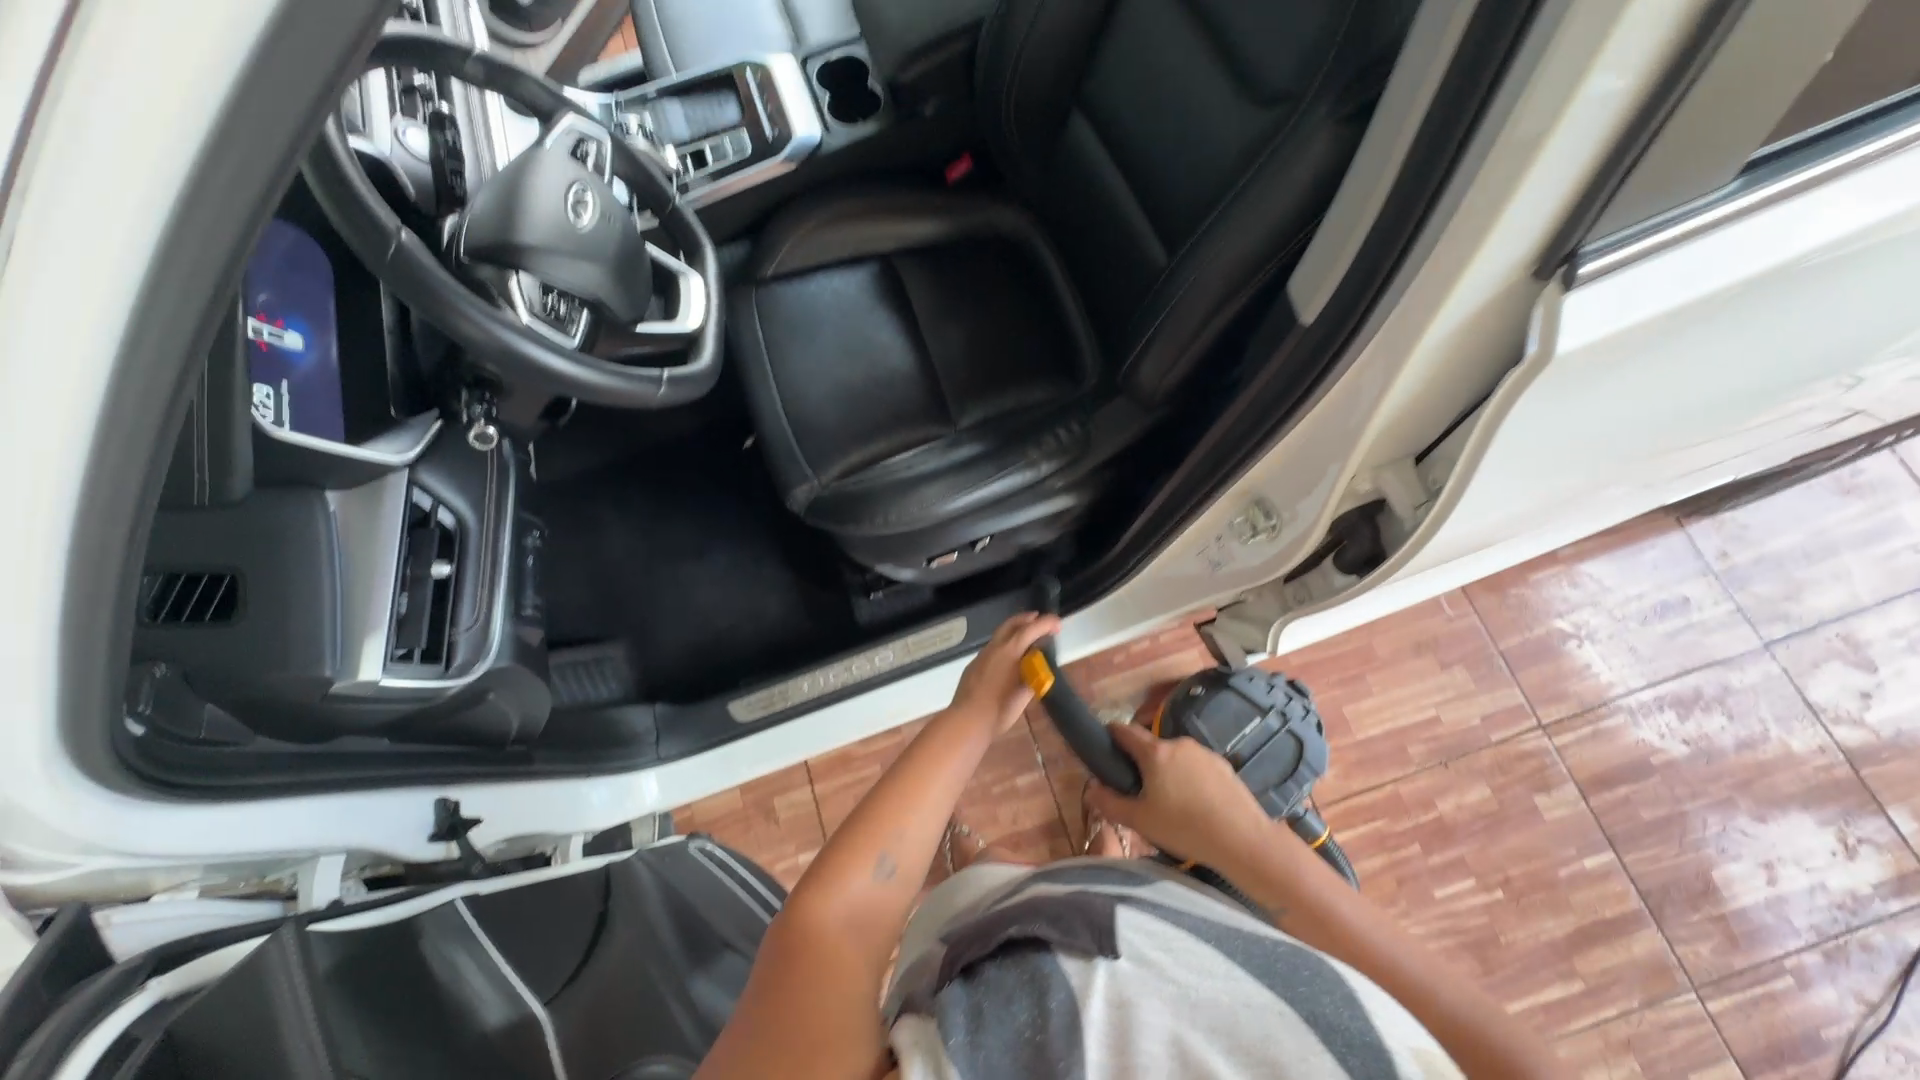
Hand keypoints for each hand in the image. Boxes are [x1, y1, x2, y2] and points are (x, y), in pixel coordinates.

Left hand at [948, 612, 1061, 735]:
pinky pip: (992, 648)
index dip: (1045, 623)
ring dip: (1015, 631)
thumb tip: (1037, 669)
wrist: (967, 720)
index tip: (1058, 623)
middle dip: (1026, 619)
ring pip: (1000, 636)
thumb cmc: (999, 709)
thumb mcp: (1023, 694)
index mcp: (1009, 652)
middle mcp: (994, 648)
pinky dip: (1005, 645)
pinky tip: (1009, 658)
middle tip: (1039, 618)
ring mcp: (981, 656)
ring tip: (1027, 637)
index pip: (1030, 629)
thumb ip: (1032, 676)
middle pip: (1011, 624)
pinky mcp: (973, 666)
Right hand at [1084, 724, 1274, 867]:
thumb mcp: (1139, 821)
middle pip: (1151, 746)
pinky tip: (1195, 805)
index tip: (1104, 749)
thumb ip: (1109, 802)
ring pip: (1175, 757)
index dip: (1110, 736)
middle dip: (1141, 763)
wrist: (1242, 839)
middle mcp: (1179, 744)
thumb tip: (1091, 787)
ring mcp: (1204, 753)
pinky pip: (1196, 767)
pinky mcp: (1223, 765)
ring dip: (1166, 772)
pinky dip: (1189, 779)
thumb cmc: (1184, 828)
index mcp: (1155, 752)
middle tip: (1138, 792)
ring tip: (1169, 803)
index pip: (1124, 730)